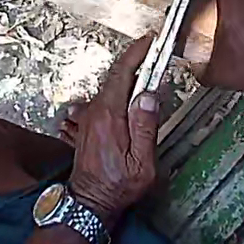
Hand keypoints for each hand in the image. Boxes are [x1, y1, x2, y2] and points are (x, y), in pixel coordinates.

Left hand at [66, 35, 161, 224]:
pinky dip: (120, 88)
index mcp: (109, 115)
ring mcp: (89, 117)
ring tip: (148, 69)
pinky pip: (105, 98)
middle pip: (116, 76)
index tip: (150, 40)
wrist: (89, 203)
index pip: (122, 73)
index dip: (136, 53)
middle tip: (155, 51)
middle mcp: (95, 111)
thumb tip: (148, 94)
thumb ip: (144, 126)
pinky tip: (129, 92)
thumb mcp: (141, 161)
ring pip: (110, 87)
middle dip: (136, 60)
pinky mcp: (88, 124)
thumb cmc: (118, 185)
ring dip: (129, 75)